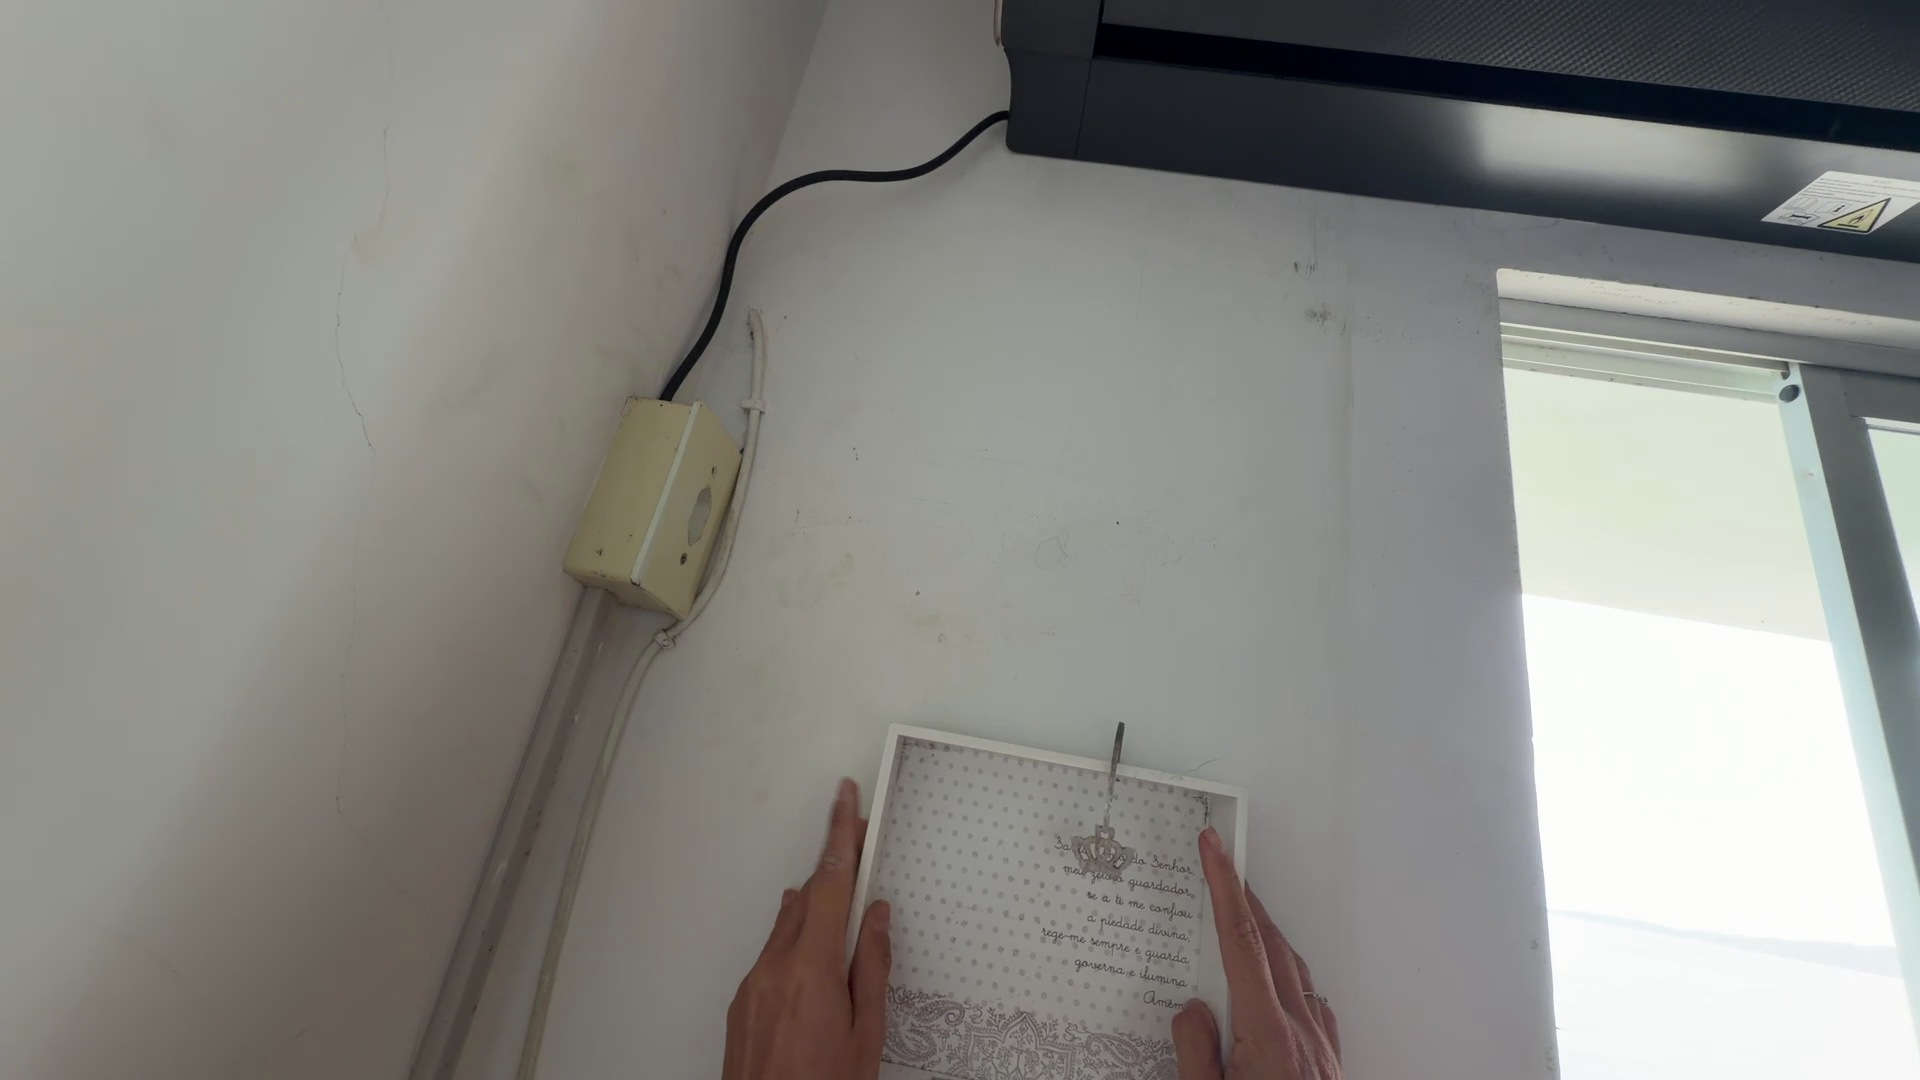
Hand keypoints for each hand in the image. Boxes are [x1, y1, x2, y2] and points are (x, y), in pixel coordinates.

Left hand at [722, 778, 892, 1079]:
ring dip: (817, 907)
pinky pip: (773, 950)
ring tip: (848, 914)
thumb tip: (877, 915)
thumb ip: (873, 966)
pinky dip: (797, 939)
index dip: (840, 834)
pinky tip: (816, 956)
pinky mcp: (742, 1002)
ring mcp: (753, 985)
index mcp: (812, 970)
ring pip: (788, 922)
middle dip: (836, 870)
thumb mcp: (867, 1034)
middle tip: (863, 852)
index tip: (844, 798)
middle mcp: (774, 969)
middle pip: (808, 896)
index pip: (830, 882)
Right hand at [1174, 827, 1341, 1079]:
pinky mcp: (1332, 1069)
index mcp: (1267, 1033)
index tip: (1213, 844)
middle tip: (1222, 862)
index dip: (1223, 884)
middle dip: (1245, 896)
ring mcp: (1324, 1051)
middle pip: (1271, 944)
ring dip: (1266, 933)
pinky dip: (1290, 973)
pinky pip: (1313, 1002)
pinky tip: (1281, 980)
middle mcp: (1303, 1033)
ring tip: (1241, 912)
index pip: (1239, 939)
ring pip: (1295, 970)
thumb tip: (1193, 1005)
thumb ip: (1194, 1051)